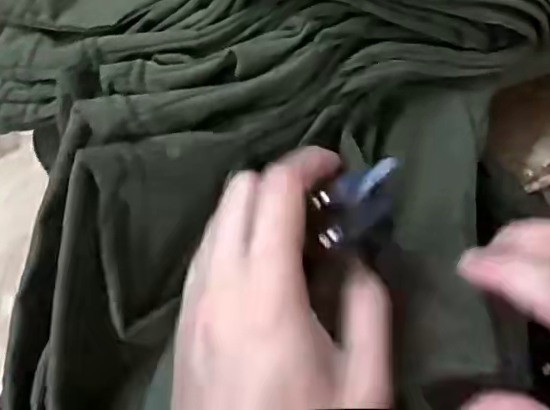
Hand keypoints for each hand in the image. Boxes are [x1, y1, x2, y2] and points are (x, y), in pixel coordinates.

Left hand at [172, 147, 391, 409]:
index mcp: (264, 291)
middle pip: (240, 187)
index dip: (309, 162)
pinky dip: (235, 234)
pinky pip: (206, 249)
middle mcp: (218, 281)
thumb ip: (368, 305)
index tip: (339, 168)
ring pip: (219, 214)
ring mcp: (192, 300)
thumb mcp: (363, 386)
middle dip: (283, 180)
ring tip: (296, 235)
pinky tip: (263, 269)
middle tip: (322, 205)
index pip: (276, 188)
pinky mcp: (181, 321)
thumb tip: (355, 255)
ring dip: (256, 206)